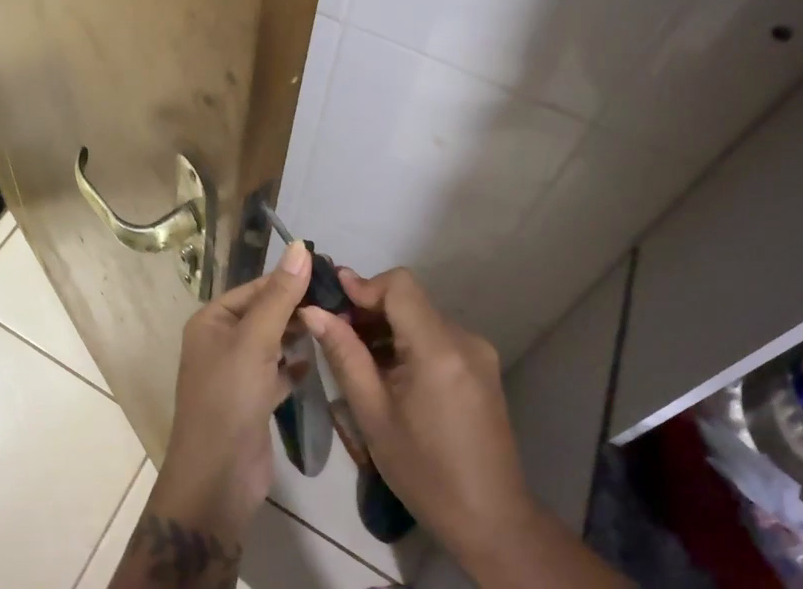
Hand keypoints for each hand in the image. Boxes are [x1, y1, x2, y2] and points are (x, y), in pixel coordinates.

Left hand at [150, 239, 311, 536]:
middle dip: (298, 308)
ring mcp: (237, 373)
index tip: (333, 274)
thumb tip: (300, 247)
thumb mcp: (255, 341)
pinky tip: (319, 361)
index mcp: (212, 321)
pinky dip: (295, 367)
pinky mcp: (254, 401)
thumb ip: (280, 296)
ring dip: (299, 336)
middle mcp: (221, 342)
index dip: (290, 280)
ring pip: (274, 344)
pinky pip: (278, 373)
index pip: (256, 288)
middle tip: (343, 302)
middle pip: (265, 314)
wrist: (218, 476)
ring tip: (338, 326)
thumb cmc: (230, 398)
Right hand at [299, 268, 533, 558]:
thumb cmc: (423, 470)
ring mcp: (478, 353)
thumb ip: (344, 355)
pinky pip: (437, 338)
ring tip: (359, 362)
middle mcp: (465, 339)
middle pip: (410, 301)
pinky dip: (408, 345)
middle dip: (370, 311)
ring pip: (421, 318)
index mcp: (439, 348)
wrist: (489, 517)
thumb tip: (313, 310)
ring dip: (387, 330)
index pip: (400, 285)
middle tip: (335, 337)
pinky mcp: (482, 367)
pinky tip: (390, 377)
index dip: (363, 286)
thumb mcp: (372, 414)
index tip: (332, 305)